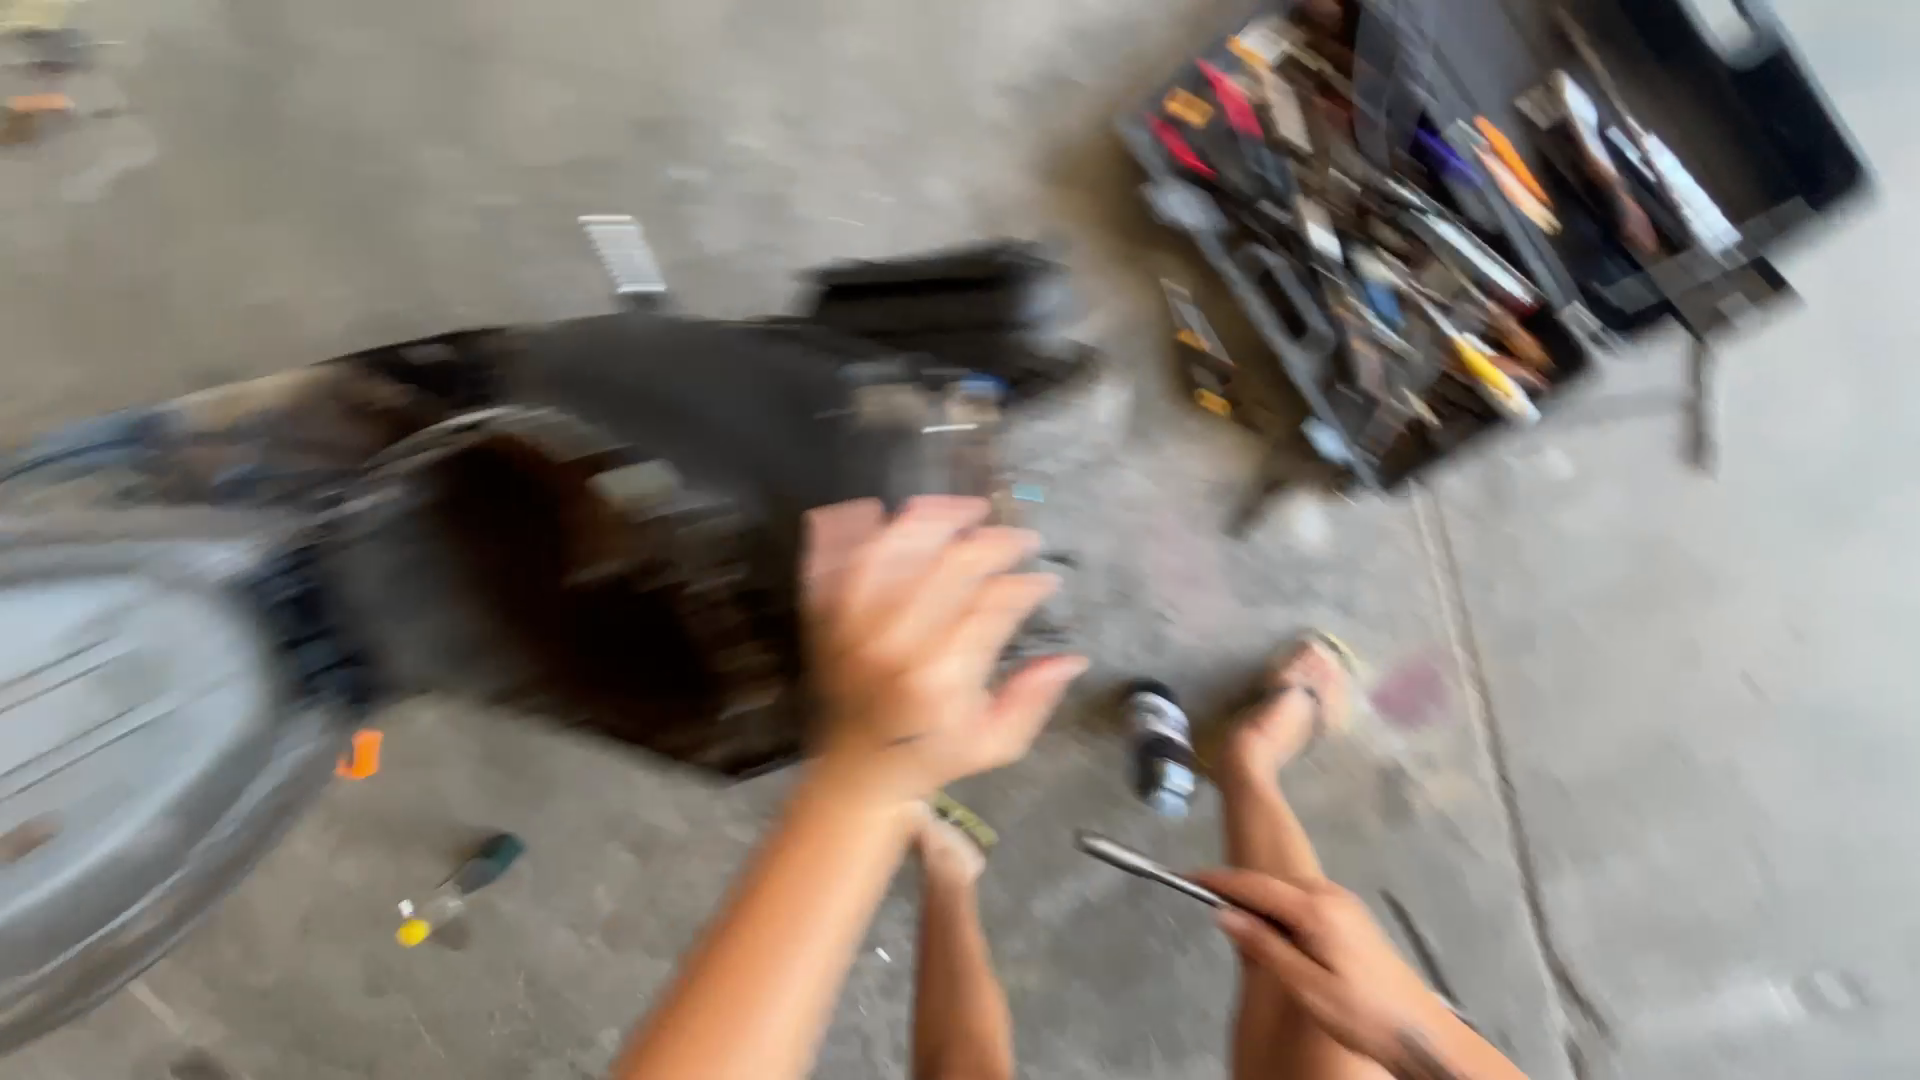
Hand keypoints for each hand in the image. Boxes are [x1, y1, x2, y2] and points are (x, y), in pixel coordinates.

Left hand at [800, 496, 1087, 803]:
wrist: (854, 775)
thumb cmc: (928, 757)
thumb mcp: (994, 744)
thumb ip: (1033, 700)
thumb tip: (1072, 658)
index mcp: (940, 677)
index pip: (993, 603)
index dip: (1026, 583)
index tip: (1043, 579)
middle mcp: (894, 644)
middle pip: (949, 564)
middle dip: (992, 541)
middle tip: (1015, 538)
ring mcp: (852, 627)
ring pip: (892, 549)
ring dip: (930, 519)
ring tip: (962, 510)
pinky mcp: (824, 620)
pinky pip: (831, 561)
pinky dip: (849, 529)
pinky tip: (874, 509)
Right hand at [1194, 870, 1453, 1068]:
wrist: (1423, 1034)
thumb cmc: (1361, 1013)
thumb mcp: (1306, 986)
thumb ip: (1264, 945)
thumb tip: (1224, 913)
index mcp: (1315, 908)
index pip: (1255, 884)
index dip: (1220, 880)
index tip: (1189, 876)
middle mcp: (1329, 894)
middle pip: (1271, 881)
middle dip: (1240, 889)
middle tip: (1210, 904)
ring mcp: (1343, 902)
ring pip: (1287, 889)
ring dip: (1261, 899)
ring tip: (1239, 921)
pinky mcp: (1351, 915)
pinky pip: (1303, 898)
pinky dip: (1280, 906)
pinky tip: (1276, 930)